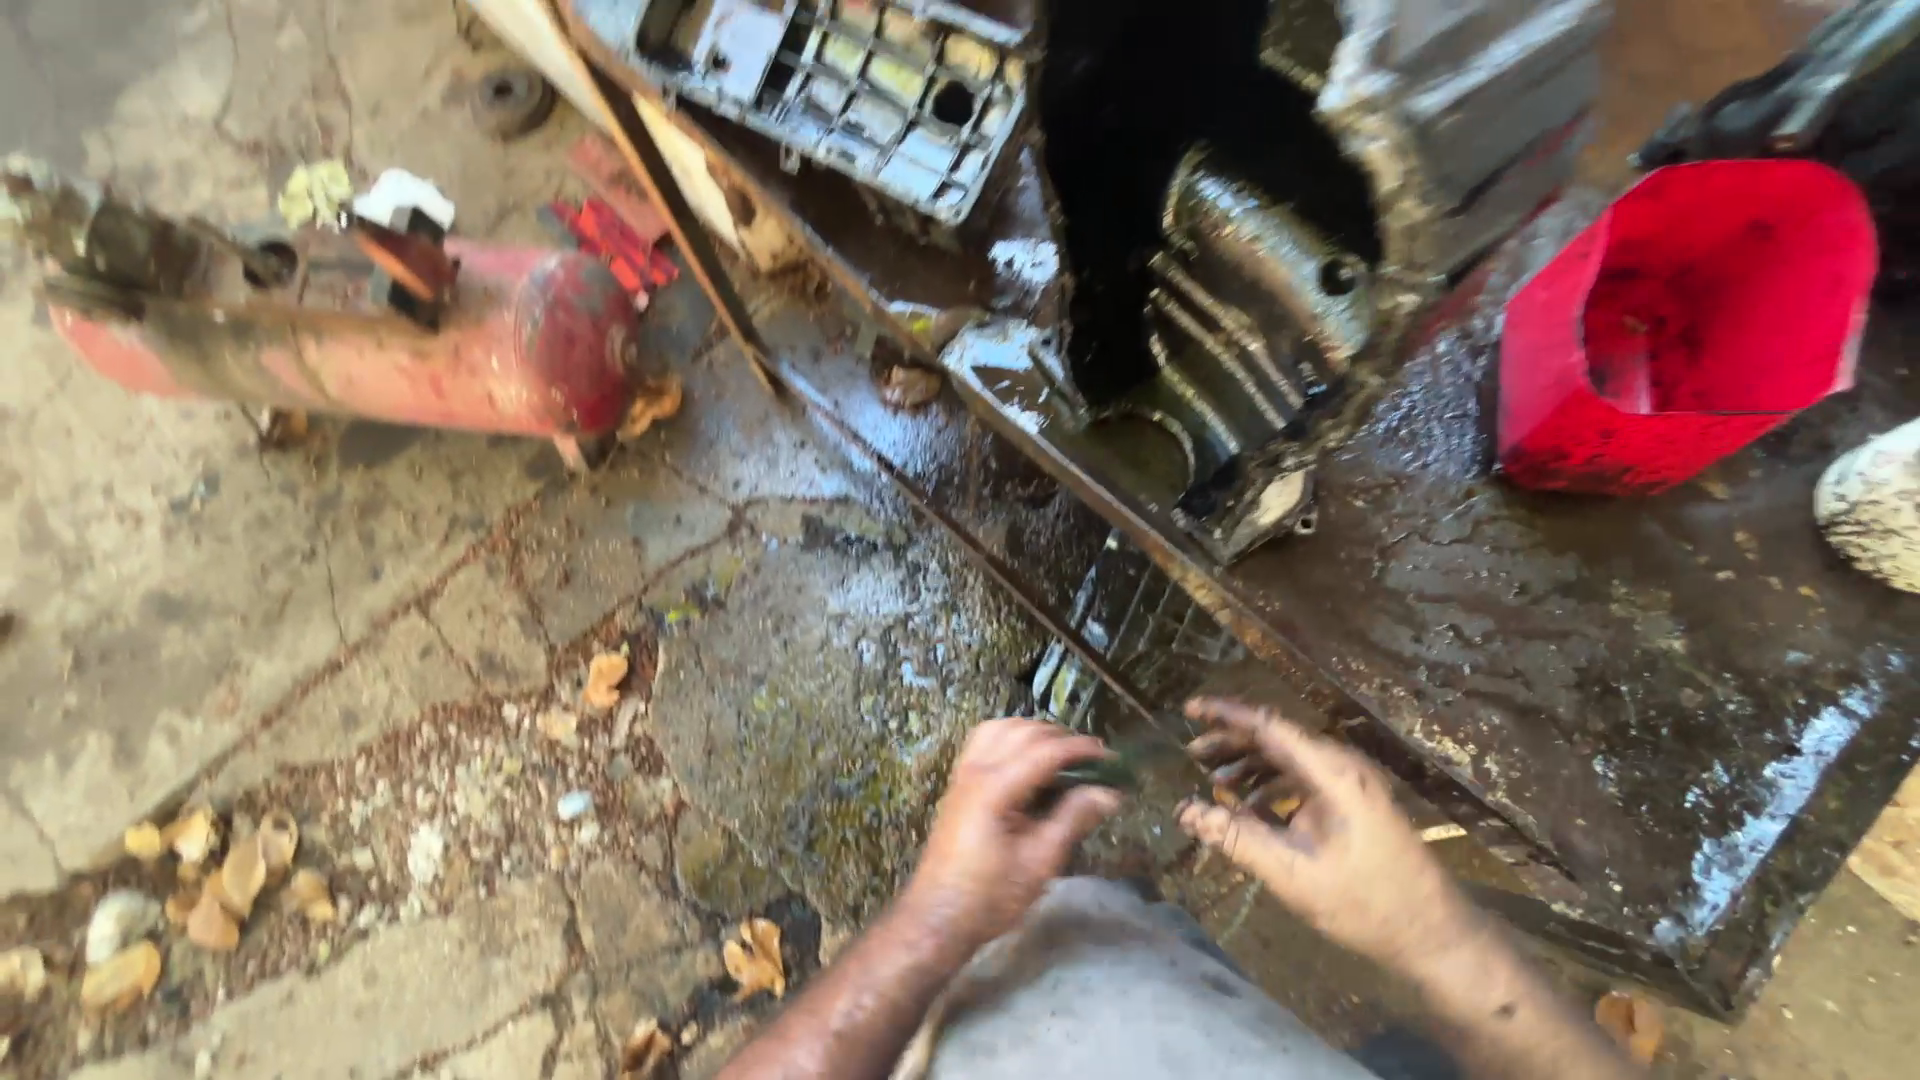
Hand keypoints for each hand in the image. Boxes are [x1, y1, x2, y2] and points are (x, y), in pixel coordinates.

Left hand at [906, 718, 1122, 949]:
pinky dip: (1010, 737)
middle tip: (1091, 761)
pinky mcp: (959, 782)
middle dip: (1061, 737)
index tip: (1111, 758)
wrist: (939, 916)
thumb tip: (1109, 793)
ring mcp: (963, 773)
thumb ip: (1073, 818)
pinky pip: (984, 740)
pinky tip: (1027, 758)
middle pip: (1024, 731)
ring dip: (1034, 732)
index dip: (1081, 749)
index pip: (1046, 750)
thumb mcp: (1040, 861)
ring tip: (1062, 756)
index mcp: (996, 788)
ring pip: (1002, 727)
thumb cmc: (991, 896)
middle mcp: (976, 769)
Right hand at [1177, 698, 1480, 976]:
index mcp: (1331, 772)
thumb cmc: (1367, 904)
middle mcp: (1342, 766)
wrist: (1439, 938)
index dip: (1224, 714)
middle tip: (1191, 754)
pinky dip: (1271, 786)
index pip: (1268, 725)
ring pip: (1288, 758)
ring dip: (1249, 766)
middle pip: (1275, 738)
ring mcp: (1351, 784)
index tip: (1187, 709)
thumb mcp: (1293, 874)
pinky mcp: (1354, 803)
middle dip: (1230, 742)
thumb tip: (1184, 811)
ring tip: (1214, 783)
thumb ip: (1236, 838)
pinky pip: (1303, 779)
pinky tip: (1250, 810)